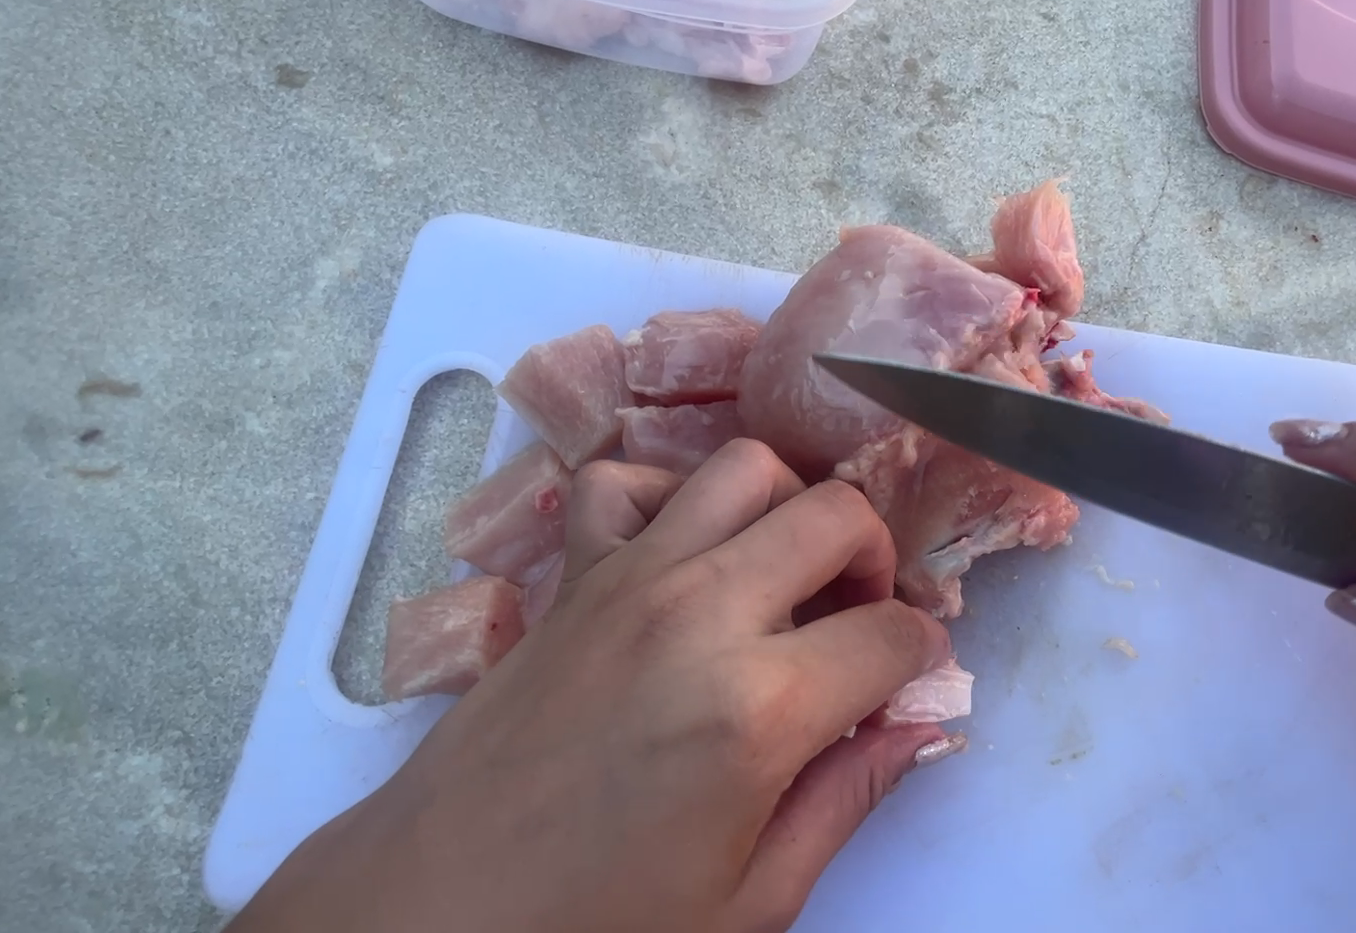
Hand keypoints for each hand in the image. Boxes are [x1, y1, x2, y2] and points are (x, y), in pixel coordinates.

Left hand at [231, 439, 957, 932]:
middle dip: (877, 555)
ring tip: (784, 567)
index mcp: (758, 710)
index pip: (892, 635)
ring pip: (744, 468)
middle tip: (860, 611)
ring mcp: (631, 577)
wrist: (432, 911)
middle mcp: (701, 612)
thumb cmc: (599, 926)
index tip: (914, 668)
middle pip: (836, 515)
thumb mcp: (753, 901)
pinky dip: (669, 496)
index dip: (923, 649)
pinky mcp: (573, 572)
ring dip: (788, 506)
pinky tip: (684, 551)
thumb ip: (850, 797)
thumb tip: (919, 724)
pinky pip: (624, 481)